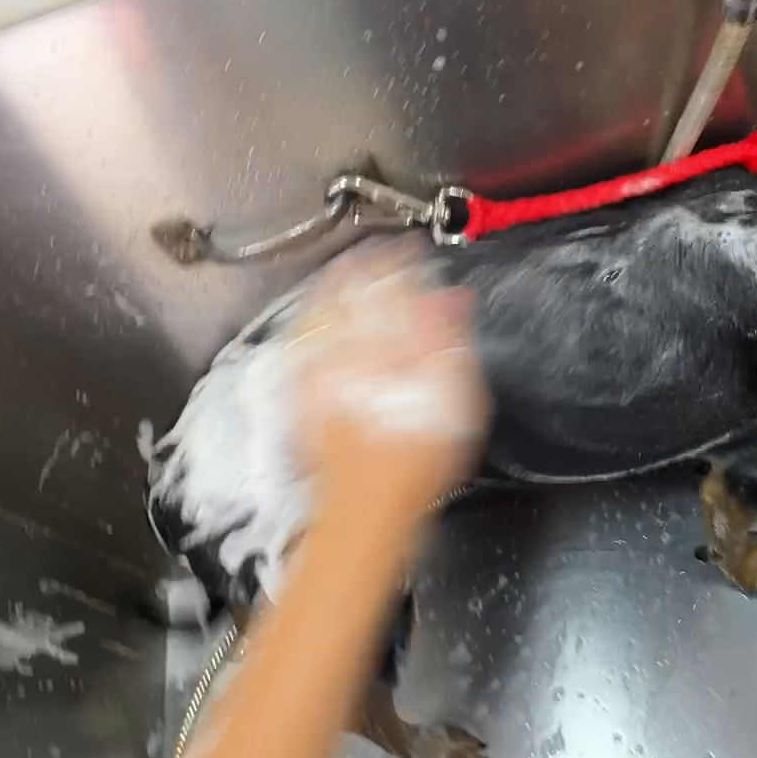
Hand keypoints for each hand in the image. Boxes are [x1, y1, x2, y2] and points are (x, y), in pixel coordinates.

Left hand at [289, 238, 489, 521]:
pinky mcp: (302, 391)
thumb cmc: (416, 460)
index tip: (409, 247)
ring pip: (322, 311)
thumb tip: (450, 298)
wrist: (364, 509)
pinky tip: (321, 311)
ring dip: (336, 285)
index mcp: (382, 347)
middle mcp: (344, 350)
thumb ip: (451, 344)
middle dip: (362, 267)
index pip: (389, 288)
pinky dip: (315, 317)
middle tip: (376, 249)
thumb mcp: (454, 401)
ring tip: (349, 268)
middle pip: (348, 294)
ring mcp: (317, 370)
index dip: (400, 262)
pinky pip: (305, 338)